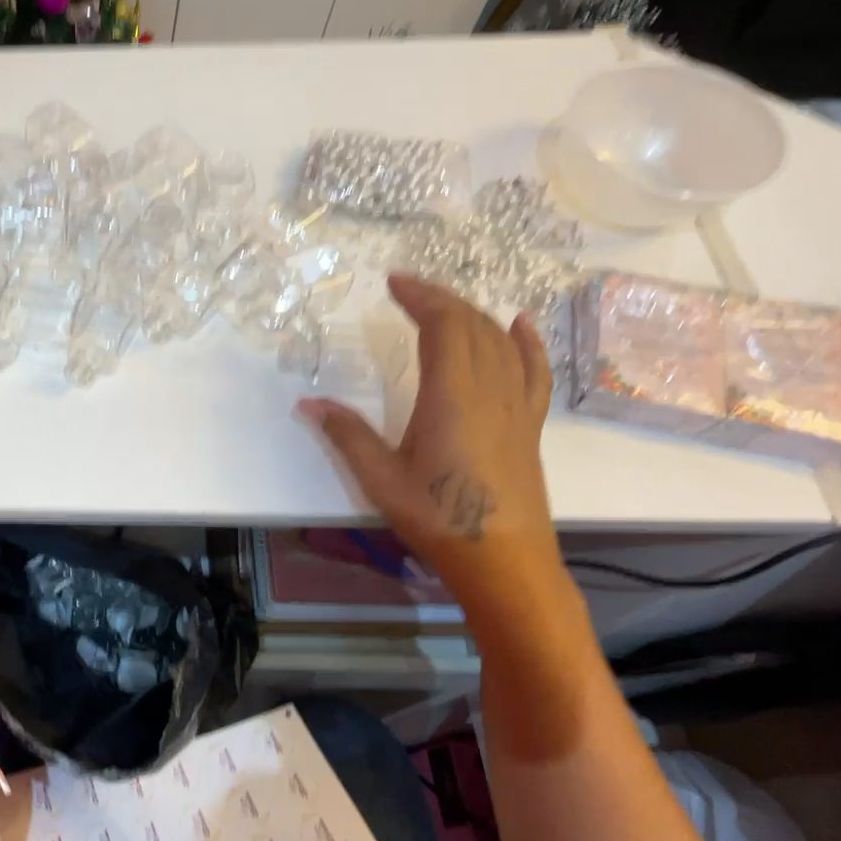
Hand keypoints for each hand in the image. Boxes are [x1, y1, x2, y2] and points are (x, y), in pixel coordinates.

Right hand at [299, 274, 562, 604]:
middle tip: (408, 289)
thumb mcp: (381, 478)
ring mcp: (516, 404)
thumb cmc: (437, 518)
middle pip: (472, 324)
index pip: (442, 326)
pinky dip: (526, 340)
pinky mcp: (529, 423)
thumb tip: (308, 403)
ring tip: (444, 303)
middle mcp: (490, 388)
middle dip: (440, 299)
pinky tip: (520, 324)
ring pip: (500, 340)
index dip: (419, 298)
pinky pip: (533, 368)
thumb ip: (347, 435)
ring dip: (472, 314)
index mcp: (452, 395)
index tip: (392, 283)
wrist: (503, 557)